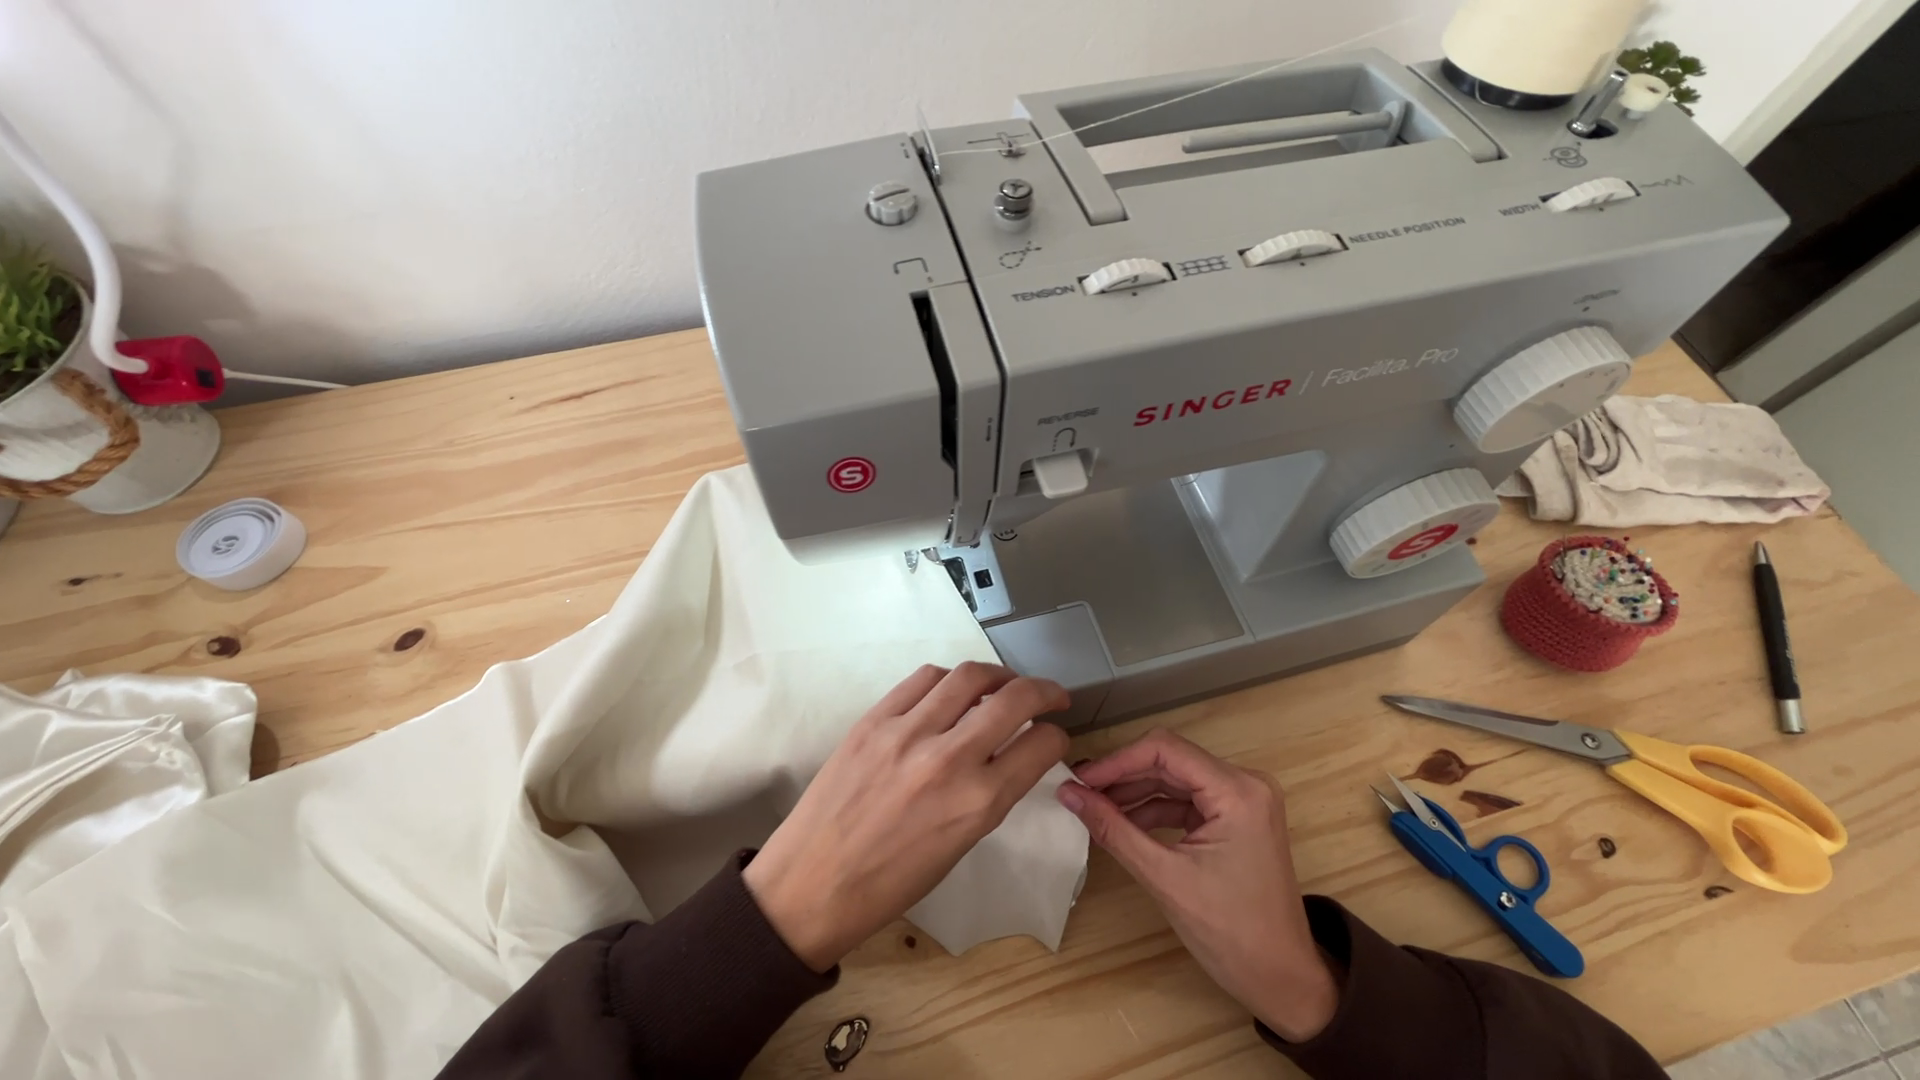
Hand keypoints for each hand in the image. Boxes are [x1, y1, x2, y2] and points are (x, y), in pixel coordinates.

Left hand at [743, 662, 1069, 971]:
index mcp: (978, 803)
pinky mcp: (873, 719)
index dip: (1058, 736)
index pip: (1041, 745)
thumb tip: (1011, 755)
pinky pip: (923, 679)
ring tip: (1003, 685)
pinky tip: (951, 692)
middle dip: (1045, 690)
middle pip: (1016, 697)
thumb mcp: (961, 846)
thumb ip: (991, 795)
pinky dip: (948, 680)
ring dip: (999, 676)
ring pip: (970, 676)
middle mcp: (949, 759)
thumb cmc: (890, 882)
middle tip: (1050, 696)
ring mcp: (907, 732)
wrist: (812, 883)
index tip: (1055, 735)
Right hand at [1056, 729, 1338, 1041]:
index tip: (1079, 780)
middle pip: (1170, 761)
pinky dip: (1153, 810)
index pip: (1165, 750)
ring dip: (1134, 793)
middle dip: (1122, 776)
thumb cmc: (1230, 932)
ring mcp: (1242, 800)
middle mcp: (1244, 783)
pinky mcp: (1235, 818)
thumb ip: (1113, 829)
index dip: (1117, 761)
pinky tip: (1121, 823)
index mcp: (1237, 791)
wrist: (1281, 978)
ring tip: (1093, 809)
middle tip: (1078, 792)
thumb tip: (1068, 793)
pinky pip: (1186, 800)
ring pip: (1174, 779)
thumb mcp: (1164, 877)